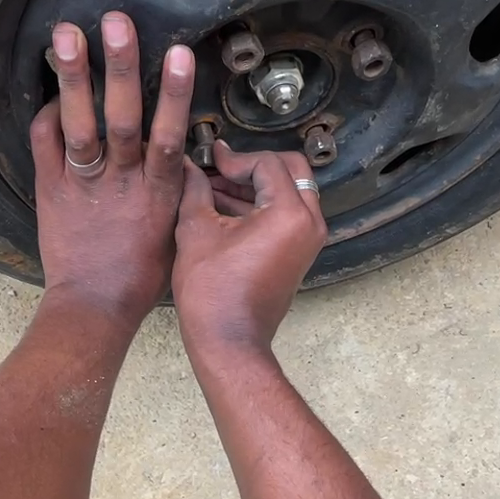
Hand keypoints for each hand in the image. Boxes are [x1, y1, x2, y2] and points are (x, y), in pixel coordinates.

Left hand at [32, 12, 194, 325]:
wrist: (96, 306)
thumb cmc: (142, 275)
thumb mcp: (174, 231)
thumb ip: (175, 190)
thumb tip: (176, 155)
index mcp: (157, 195)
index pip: (168, 137)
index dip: (173, 95)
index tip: (178, 53)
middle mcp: (121, 184)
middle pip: (123, 121)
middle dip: (121, 70)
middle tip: (116, 23)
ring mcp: (84, 186)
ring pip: (81, 127)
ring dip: (74, 80)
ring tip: (67, 35)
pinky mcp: (52, 192)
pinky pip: (45, 147)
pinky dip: (47, 116)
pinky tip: (51, 89)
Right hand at [173, 140, 327, 360]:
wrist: (229, 340)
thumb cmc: (214, 294)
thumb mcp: (196, 230)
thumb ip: (195, 189)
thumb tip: (190, 168)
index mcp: (289, 214)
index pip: (267, 164)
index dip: (234, 158)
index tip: (211, 160)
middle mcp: (309, 223)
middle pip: (291, 170)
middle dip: (253, 164)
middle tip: (221, 167)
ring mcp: (307, 240)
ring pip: (290, 191)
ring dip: (255, 184)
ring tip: (215, 185)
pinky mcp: (299, 253)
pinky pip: (287, 214)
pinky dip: (261, 205)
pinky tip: (225, 206)